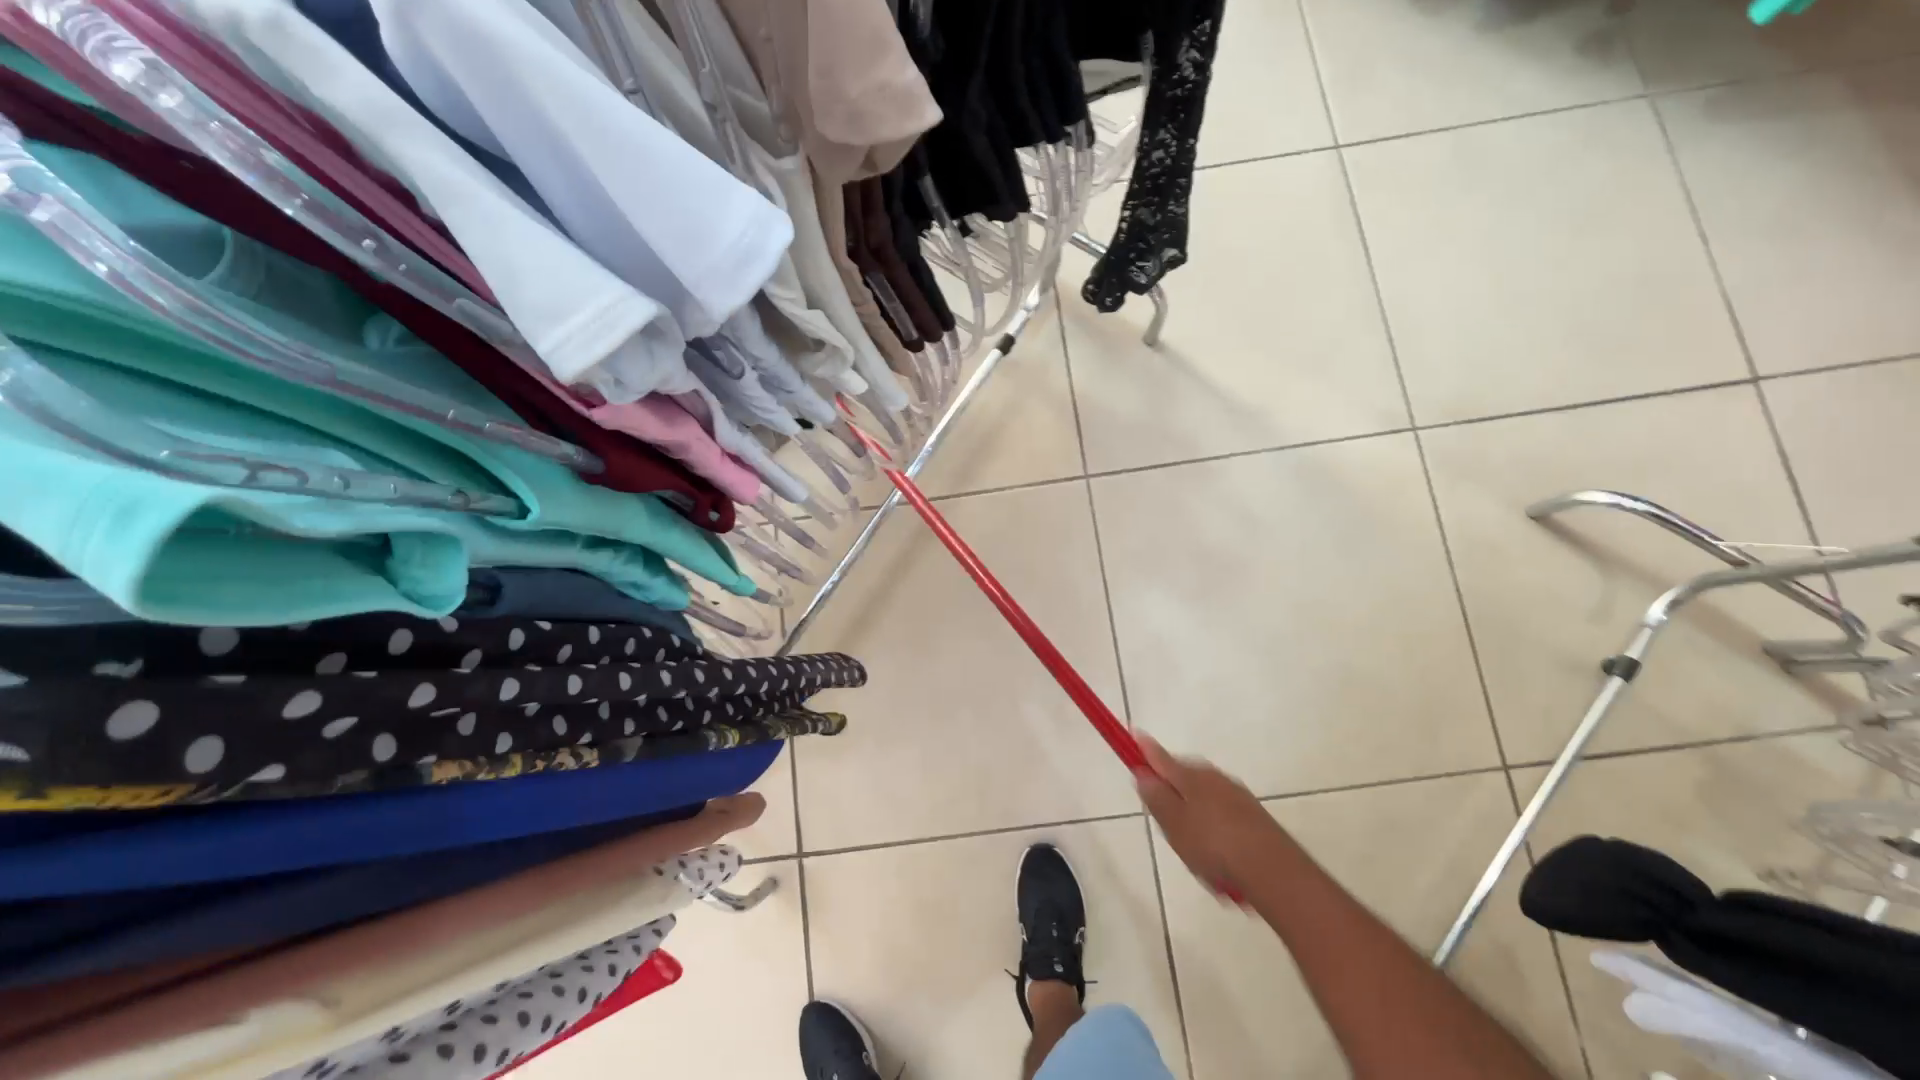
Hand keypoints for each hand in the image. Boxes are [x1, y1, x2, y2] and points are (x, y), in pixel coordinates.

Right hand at [1136, 736, 1294, 896]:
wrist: (1272, 869)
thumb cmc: (1214, 846)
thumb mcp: (1175, 826)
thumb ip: (1156, 798)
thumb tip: (1141, 772)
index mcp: (1191, 778)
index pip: (1161, 758)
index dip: (1145, 749)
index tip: (1134, 734)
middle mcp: (1214, 778)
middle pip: (1184, 775)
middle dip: (1170, 788)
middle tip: (1162, 817)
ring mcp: (1236, 794)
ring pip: (1203, 795)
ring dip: (1192, 810)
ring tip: (1190, 845)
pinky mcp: (1251, 813)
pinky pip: (1221, 811)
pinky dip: (1212, 823)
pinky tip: (1214, 852)